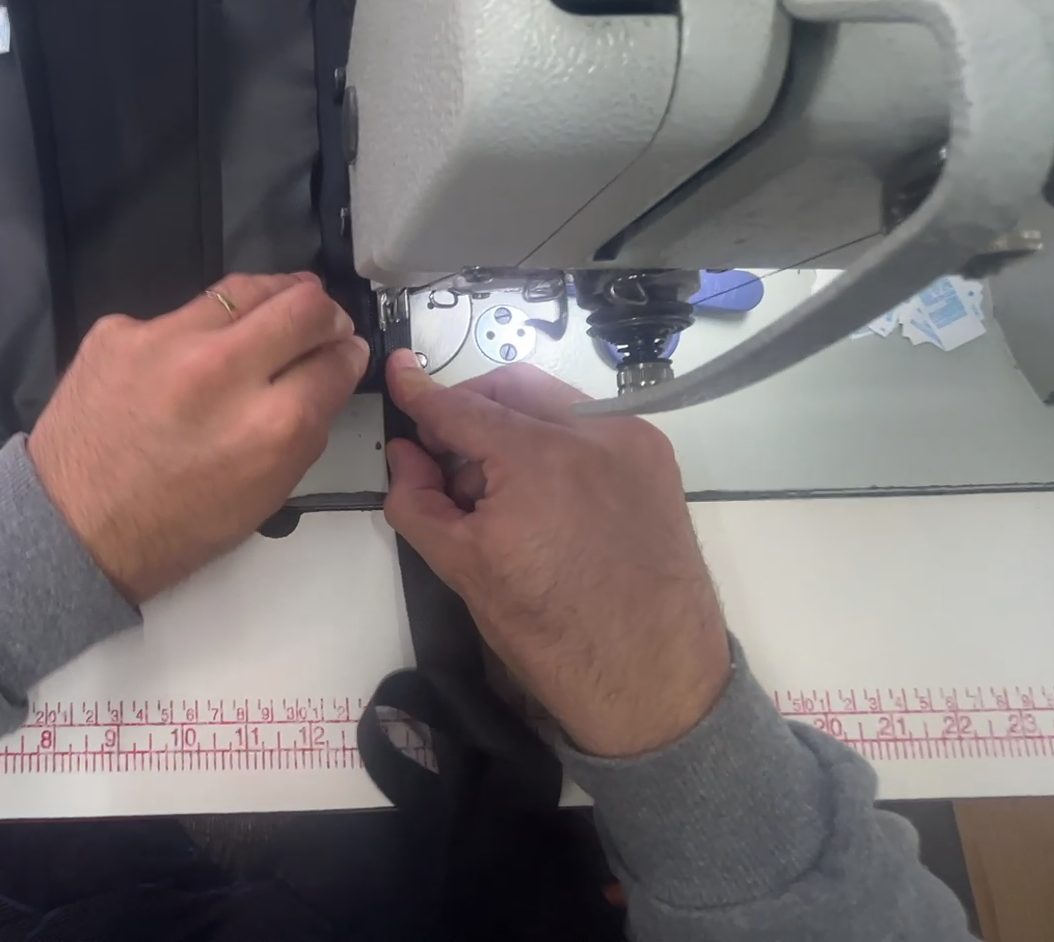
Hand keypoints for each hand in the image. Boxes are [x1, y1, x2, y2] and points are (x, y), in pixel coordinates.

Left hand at [29, 274, 368, 602]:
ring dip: (270, 300)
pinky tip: (187, 356)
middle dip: (324, 312)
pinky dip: (195, 331)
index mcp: (269, 426)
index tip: (343, 351)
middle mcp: (222, 371)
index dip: (348, 353)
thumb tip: (327, 375)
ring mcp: (165, 341)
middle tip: (321, 322)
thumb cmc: (172, 528)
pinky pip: (179, 313)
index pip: (336, 360)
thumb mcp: (263, 497)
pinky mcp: (119, 329)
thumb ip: (305, 430)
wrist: (70, 527)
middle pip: (303, 305)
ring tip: (273, 312)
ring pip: (244, 288)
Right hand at [382, 351, 729, 757]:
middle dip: (466, 409)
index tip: (398, 370)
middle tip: (443, 458)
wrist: (653, 682)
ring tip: (495, 489)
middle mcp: (596, 432)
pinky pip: (584, 424)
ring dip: (506, 424)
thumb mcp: (459, 565)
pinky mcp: (655, 460)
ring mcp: (634, 442)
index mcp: (541, 459)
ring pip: (548, 400)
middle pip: (508, 386)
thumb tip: (404, 453)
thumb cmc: (549, 631)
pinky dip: (547, 440)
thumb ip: (415, 498)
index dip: (420, 390)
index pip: (462, 408)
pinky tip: (537, 493)